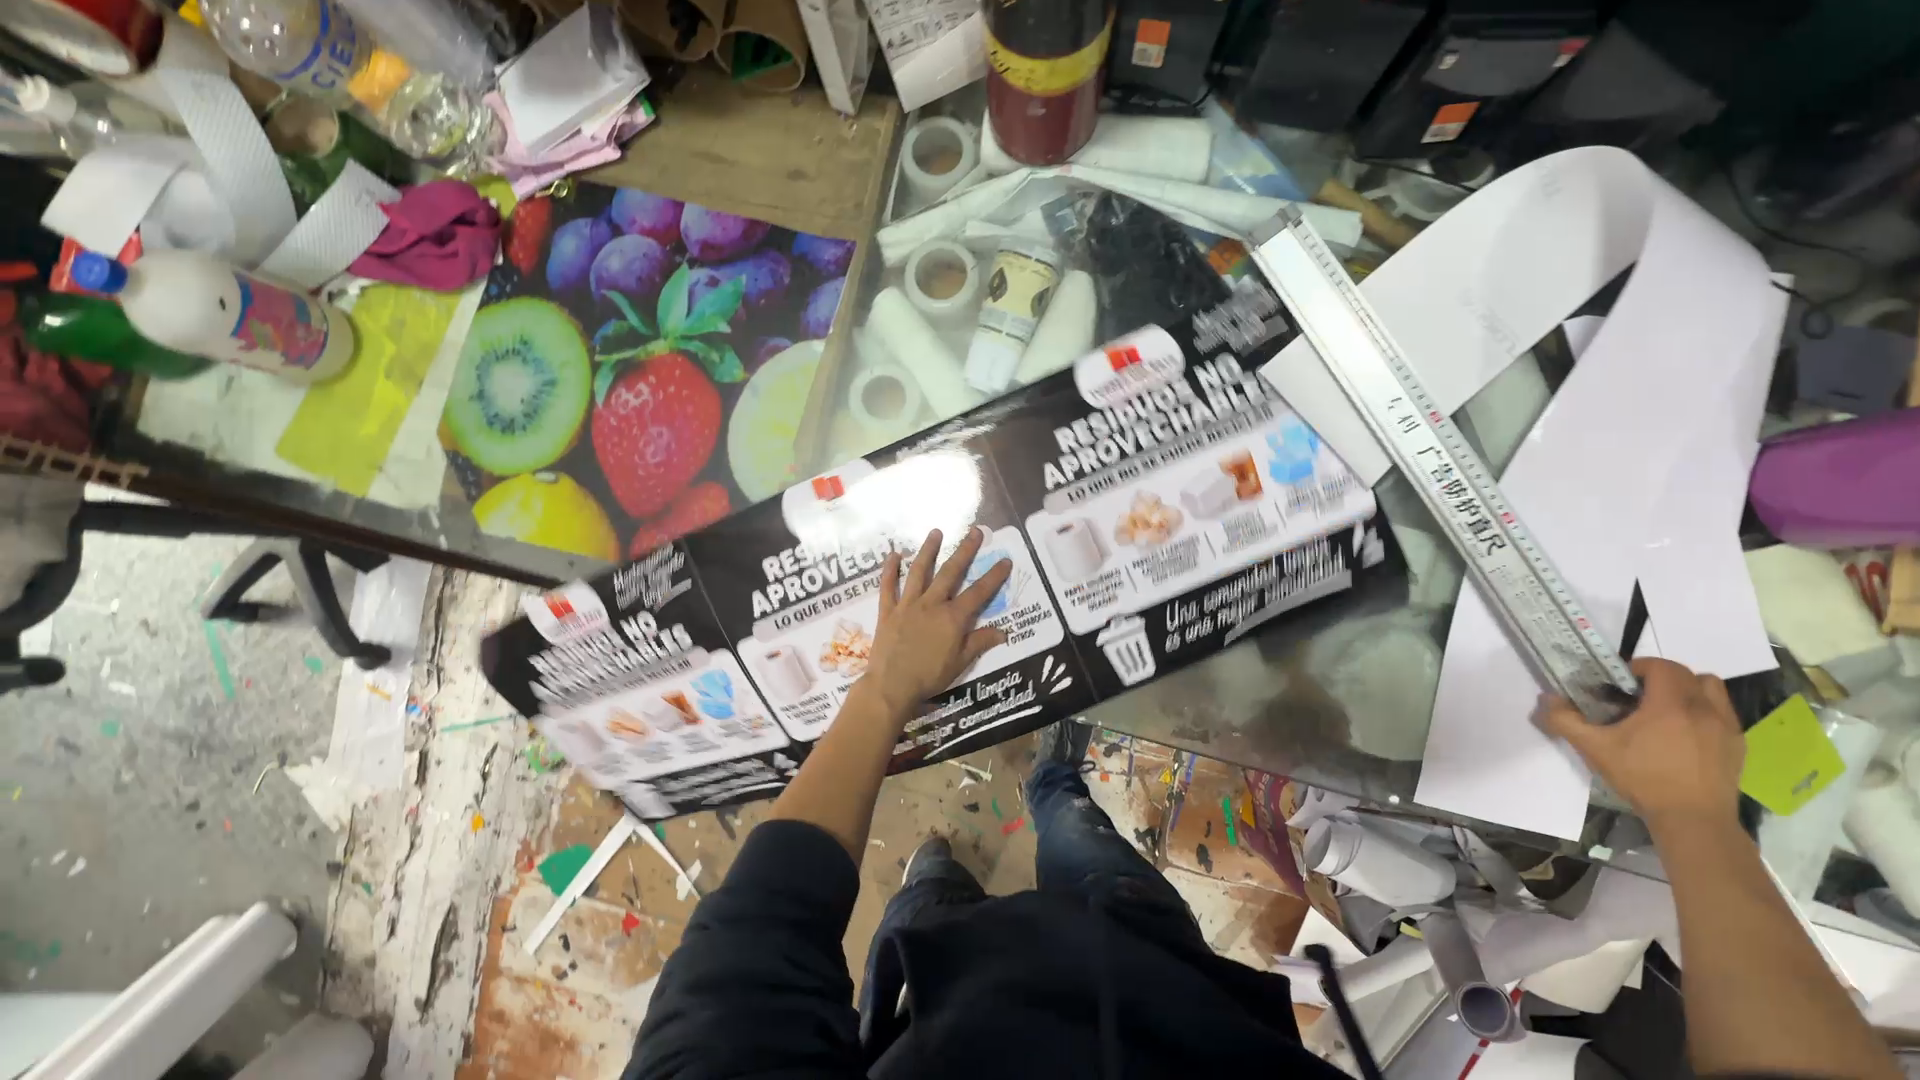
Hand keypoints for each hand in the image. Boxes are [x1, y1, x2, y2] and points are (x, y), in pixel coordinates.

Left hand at [862, 527, 1010, 716]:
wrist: (892, 685)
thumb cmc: (930, 676)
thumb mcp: (960, 662)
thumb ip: (980, 643)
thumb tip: (1003, 632)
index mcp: (953, 617)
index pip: (978, 592)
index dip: (993, 576)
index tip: (1004, 560)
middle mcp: (932, 604)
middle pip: (951, 572)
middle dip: (965, 551)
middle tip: (975, 531)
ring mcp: (908, 604)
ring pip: (919, 571)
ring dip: (928, 550)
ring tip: (936, 532)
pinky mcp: (888, 610)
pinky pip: (888, 586)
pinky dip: (890, 570)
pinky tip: (894, 555)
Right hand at [1537, 658, 1745, 834]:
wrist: (1693, 819)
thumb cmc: (1643, 779)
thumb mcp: (1595, 749)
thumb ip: (1566, 720)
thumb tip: (1547, 699)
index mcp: (1670, 704)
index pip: (1661, 666)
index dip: (1638, 667)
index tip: (1619, 683)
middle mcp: (1704, 708)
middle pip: (1687, 674)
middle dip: (1660, 677)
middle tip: (1638, 696)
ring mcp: (1726, 726)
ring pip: (1711, 689)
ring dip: (1688, 690)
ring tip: (1666, 710)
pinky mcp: (1737, 744)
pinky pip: (1722, 712)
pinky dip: (1703, 711)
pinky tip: (1684, 733)